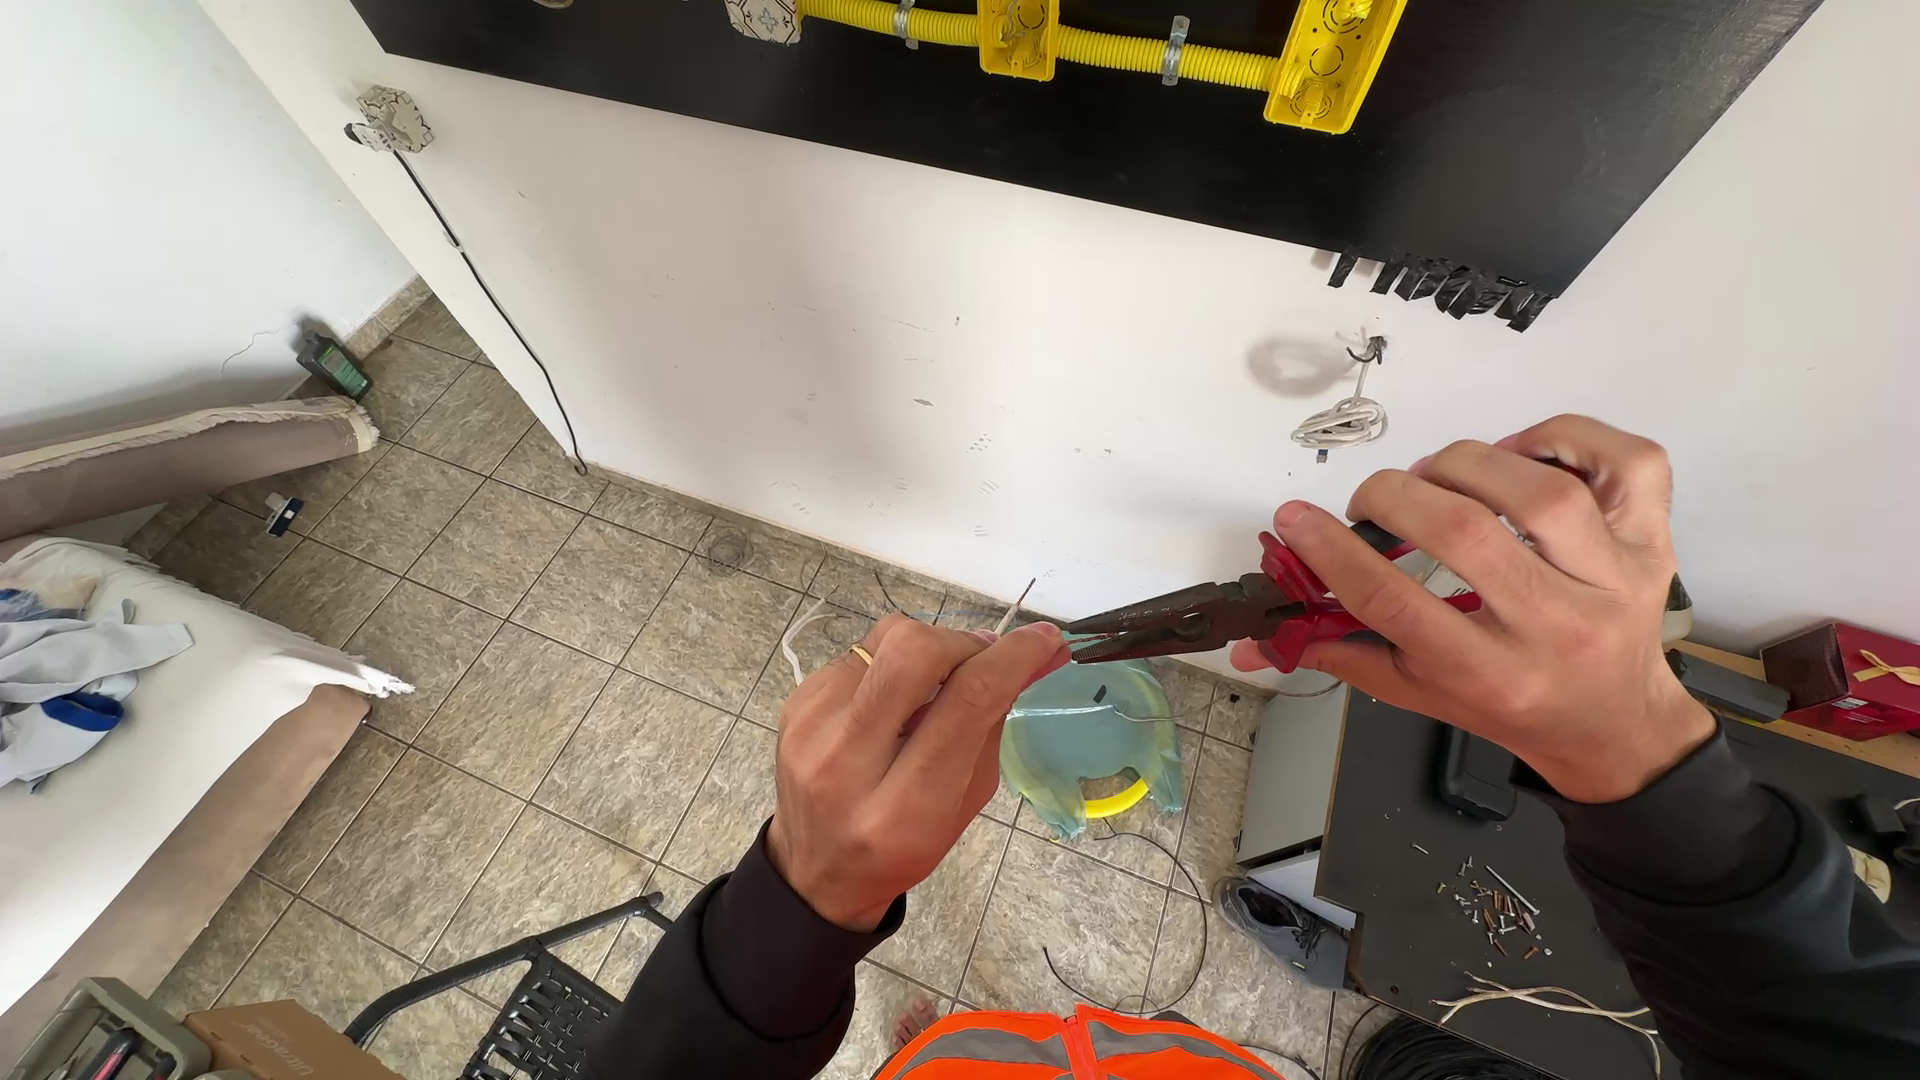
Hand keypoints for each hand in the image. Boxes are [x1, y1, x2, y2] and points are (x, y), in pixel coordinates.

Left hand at [767, 614, 1070, 929]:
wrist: (813, 870)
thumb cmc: (903, 846)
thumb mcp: (964, 804)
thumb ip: (992, 726)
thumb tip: (1028, 655)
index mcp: (902, 808)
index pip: (966, 702)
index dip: (1014, 657)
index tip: (1045, 639)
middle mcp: (846, 761)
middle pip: (914, 651)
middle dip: (964, 642)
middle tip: (982, 661)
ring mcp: (811, 725)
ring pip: (887, 636)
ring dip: (930, 646)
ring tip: (936, 681)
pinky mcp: (795, 700)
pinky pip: (862, 650)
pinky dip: (893, 661)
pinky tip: (894, 697)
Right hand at [1234, 415, 1714, 803]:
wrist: (1613, 724)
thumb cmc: (1500, 705)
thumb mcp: (1411, 691)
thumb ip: (1332, 654)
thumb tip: (1247, 646)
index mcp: (1486, 672)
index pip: (1393, 601)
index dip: (1332, 552)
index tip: (1293, 519)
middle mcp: (1555, 626)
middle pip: (1463, 534)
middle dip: (1392, 498)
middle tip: (1370, 501)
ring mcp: (1616, 578)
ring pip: (1538, 491)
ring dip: (1462, 465)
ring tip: (1433, 477)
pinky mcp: (1654, 542)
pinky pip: (1627, 462)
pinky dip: (1564, 438)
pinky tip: (1517, 453)